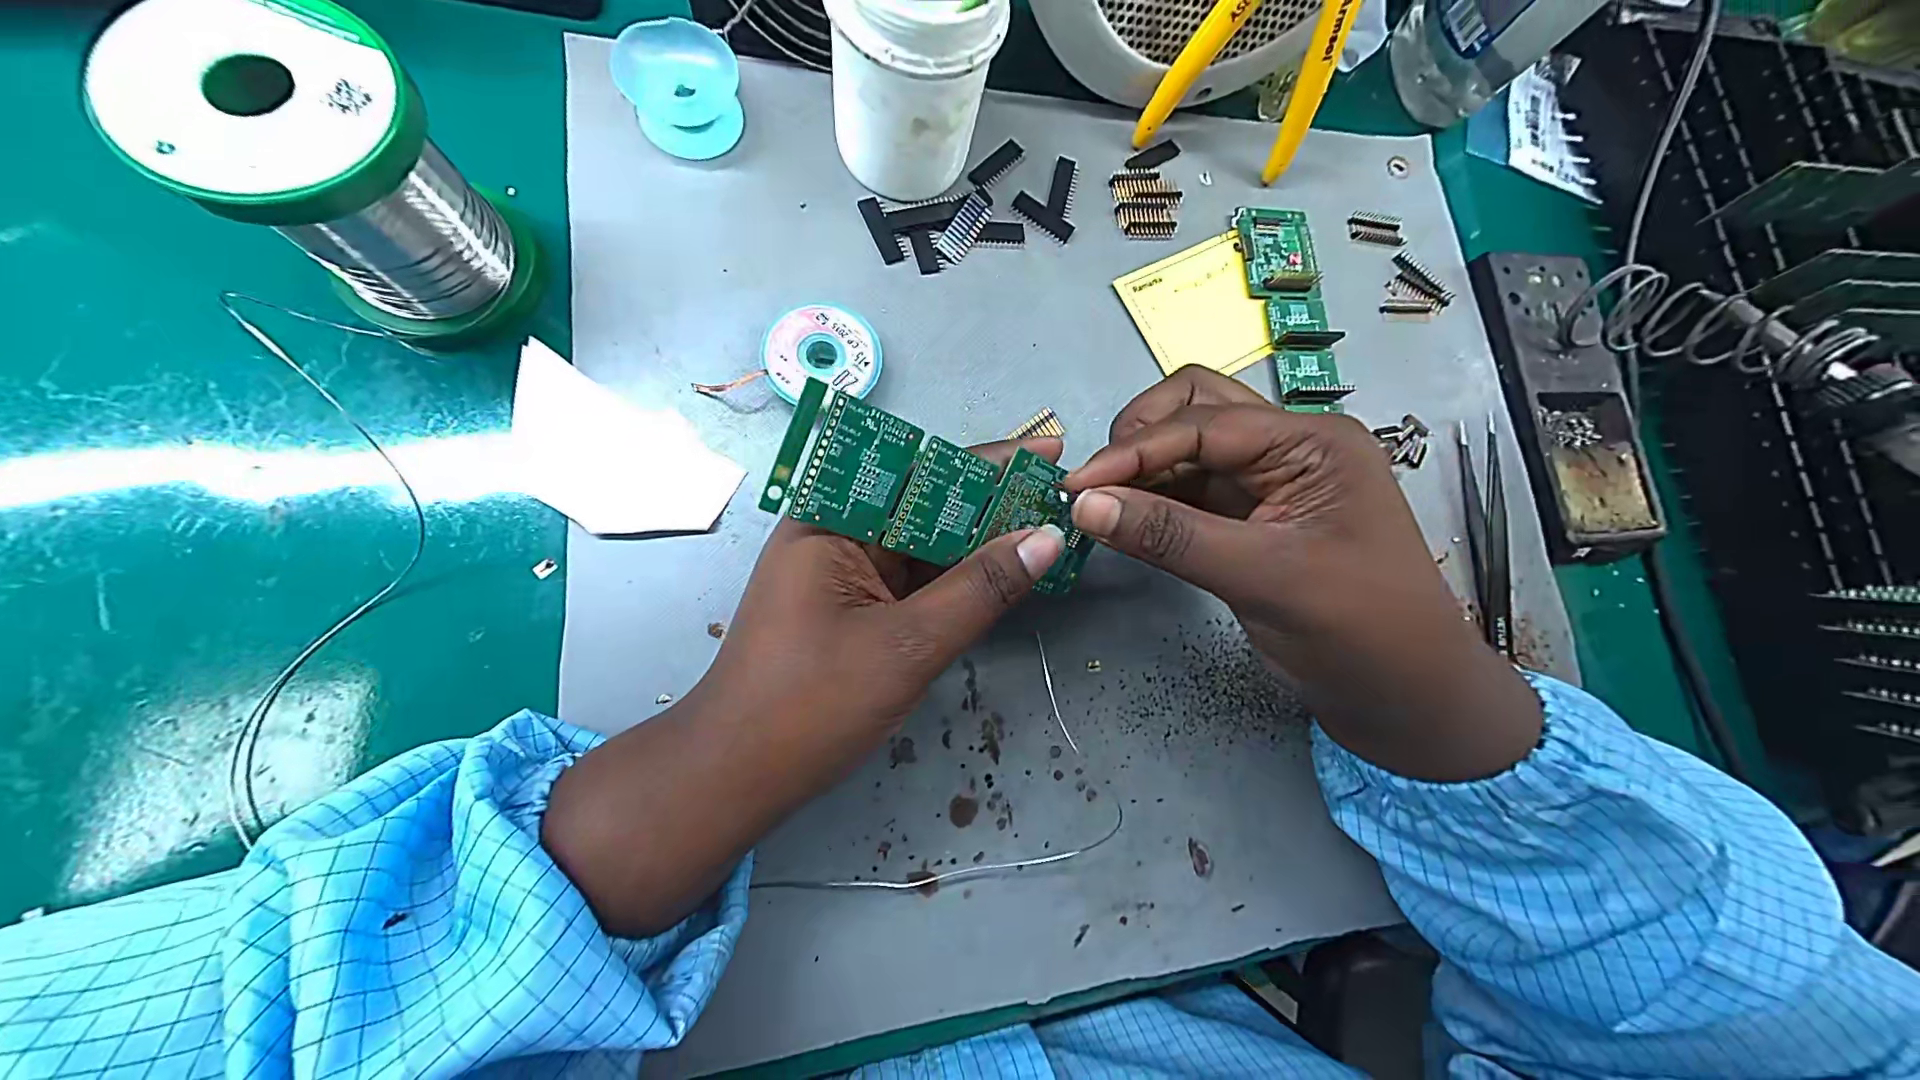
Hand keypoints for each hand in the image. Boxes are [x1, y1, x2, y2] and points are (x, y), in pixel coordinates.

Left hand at [545, 438, 1065, 935]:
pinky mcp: (853, 605)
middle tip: (1057, 493)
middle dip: (992, 499)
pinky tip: (1000, 568)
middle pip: (925, 503)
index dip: (990, 463)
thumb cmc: (812, 705)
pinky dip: (955, 575)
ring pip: (923, 542)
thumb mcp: (907, 645)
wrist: (735, 776)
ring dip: (978, 538)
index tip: (1048, 453)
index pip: (921, 473)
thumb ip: (980, 588)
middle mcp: (835, 533)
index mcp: (831, 521)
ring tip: (1044, 524)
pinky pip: (913, 577)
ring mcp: (843, 571)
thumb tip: (1047, 538)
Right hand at [1063, 367, 1538, 780]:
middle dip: (1137, 438)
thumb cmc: (1358, 631)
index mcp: (1310, 442)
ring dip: (1139, 471)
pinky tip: (1120, 522)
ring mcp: (1264, 484)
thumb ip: (1170, 536)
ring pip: (1185, 452)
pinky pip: (1185, 494)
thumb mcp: (1263, 578)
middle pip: (1194, 409)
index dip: (1133, 451)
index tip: (1076, 486)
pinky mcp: (1244, 520)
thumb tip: (1085, 506)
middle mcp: (1286, 449)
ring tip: (1096, 506)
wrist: (1403, 699)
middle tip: (1095, 484)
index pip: (1203, 423)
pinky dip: (1149, 502)